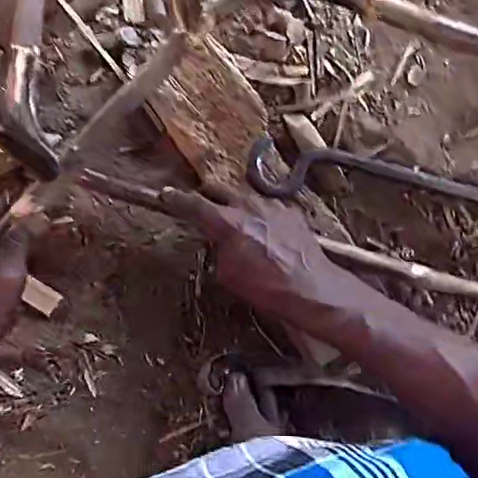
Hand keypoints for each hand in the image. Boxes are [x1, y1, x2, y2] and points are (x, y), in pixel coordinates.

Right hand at [159, 183, 347, 318]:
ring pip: (244, 194)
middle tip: (203, 207)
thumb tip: (219, 240)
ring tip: (237, 220)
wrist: (311, 289)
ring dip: (235, 204)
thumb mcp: (228, 274)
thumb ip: (218, 248)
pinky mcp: (291, 210)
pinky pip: (268, 205)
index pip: (193, 203)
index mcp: (226, 222)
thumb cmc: (266, 288)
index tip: (166, 195)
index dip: (176, 199)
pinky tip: (265, 230)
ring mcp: (272, 205)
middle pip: (218, 188)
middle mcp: (248, 205)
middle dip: (207, 196)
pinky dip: (260, 214)